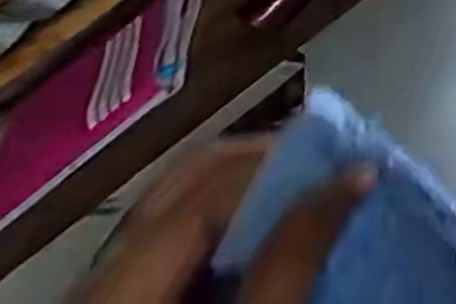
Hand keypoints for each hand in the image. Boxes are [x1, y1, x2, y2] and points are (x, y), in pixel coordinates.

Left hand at [72, 138, 375, 303]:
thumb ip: (298, 254)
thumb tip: (360, 171)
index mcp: (112, 297)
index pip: (198, 201)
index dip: (276, 172)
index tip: (346, 164)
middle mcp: (94, 285)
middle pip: (180, 188)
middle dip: (265, 164)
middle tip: (331, 164)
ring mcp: (104, 292)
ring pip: (175, 203)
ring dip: (251, 182)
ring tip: (311, 183)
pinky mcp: (126, 298)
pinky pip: (172, 232)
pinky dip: (231, 210)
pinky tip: (273, 217)